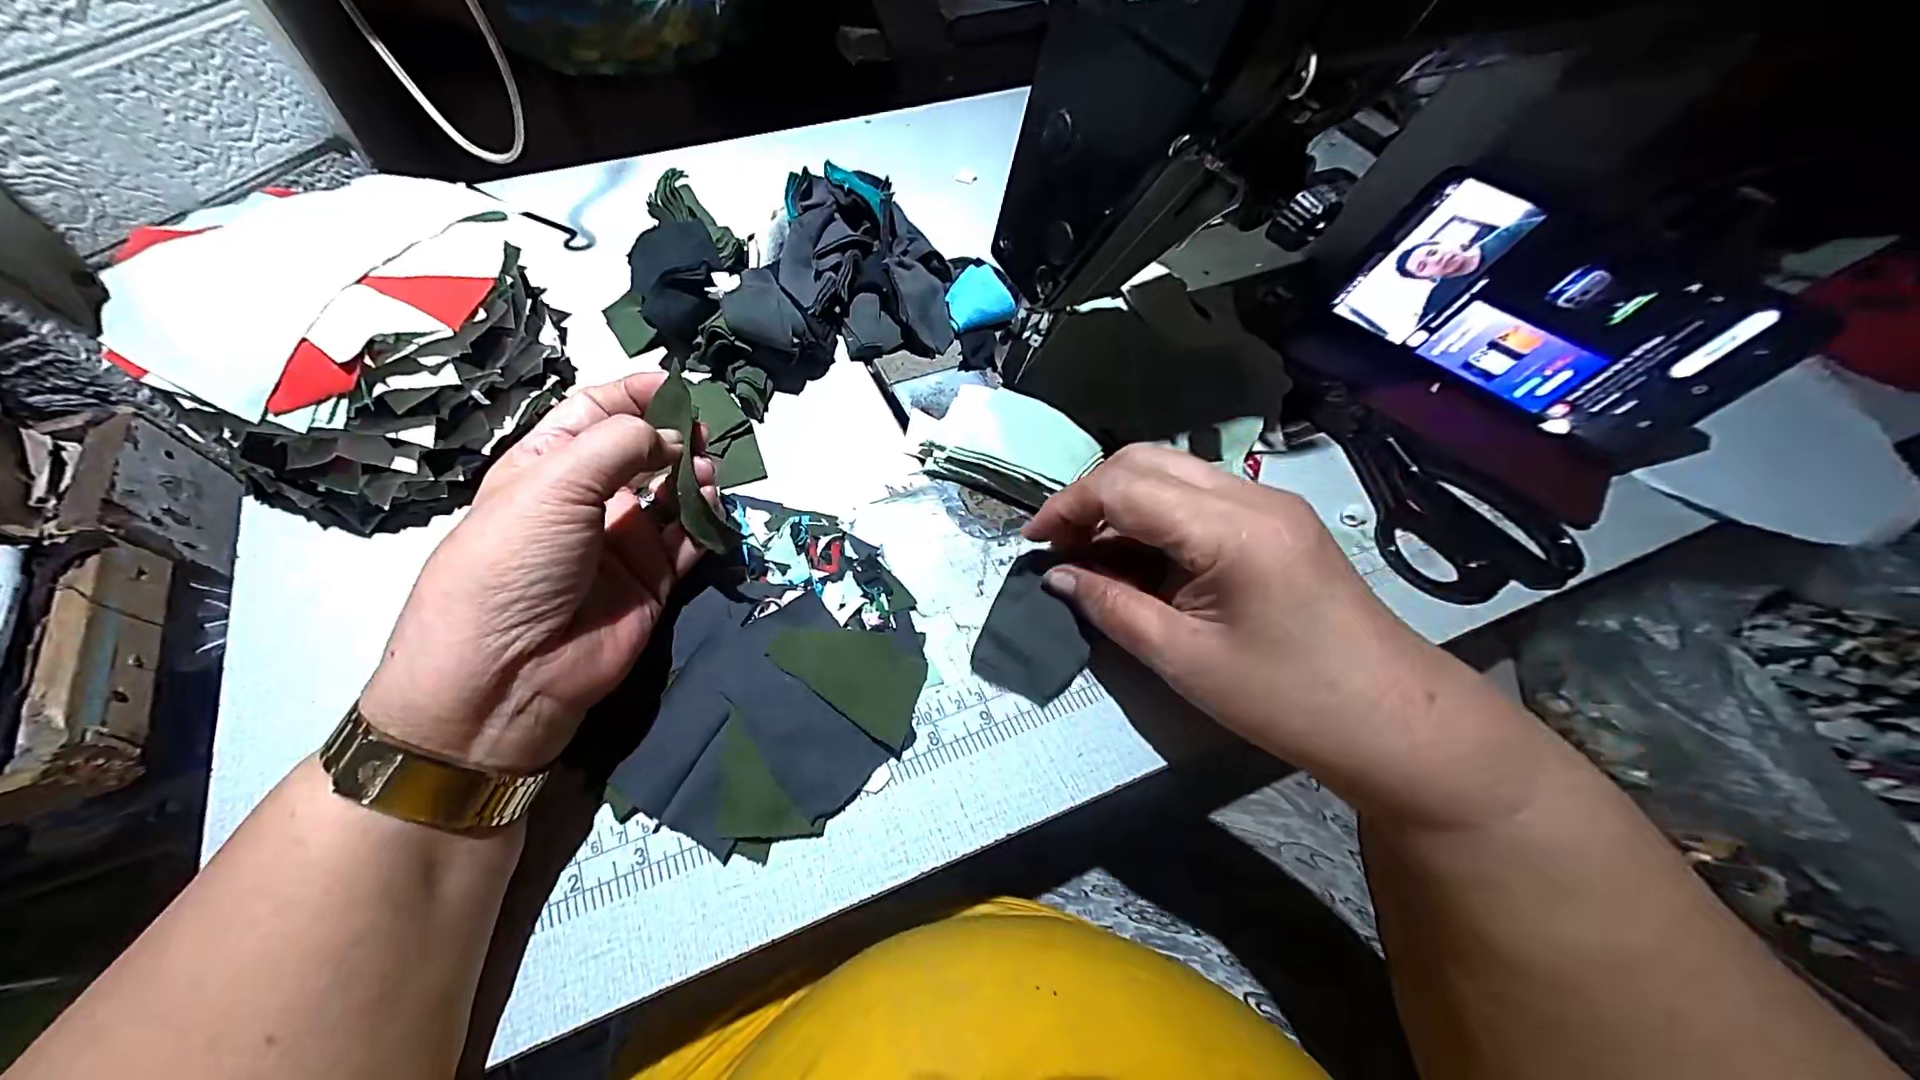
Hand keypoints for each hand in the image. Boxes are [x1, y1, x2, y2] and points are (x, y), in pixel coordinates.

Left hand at [359, 373, 716, 772]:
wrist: (509, 674)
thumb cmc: (512, 564)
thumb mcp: (553, 487)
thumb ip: (620, 446)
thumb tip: (674, 434)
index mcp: (548, 465)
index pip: (598, 413)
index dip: (637, 395)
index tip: (678, 386)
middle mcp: (590, 498)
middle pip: (645, 450)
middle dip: (676, 433)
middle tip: (705, 430)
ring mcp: (625, 539)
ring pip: (674, 492)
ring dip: (694, 474)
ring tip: (707, 470)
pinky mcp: (655, 577)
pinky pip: (691, 538)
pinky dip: (707, 519)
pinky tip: (712, 506)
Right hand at [1025, 445, 1554, 826]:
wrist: (1392, 719)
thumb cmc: (1285, 698)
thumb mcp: (1182, 659)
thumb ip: (1111, 606)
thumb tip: (1056, 575)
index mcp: (1231, 528)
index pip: (1125, 484)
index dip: (1068, 506)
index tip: (1034, 543)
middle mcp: (1251, 496)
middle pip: (1146, 460)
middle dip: (1090, 495)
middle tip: (1060, 545)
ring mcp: (1269, 503)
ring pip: (1171, 471)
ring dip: (1121, 502)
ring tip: (1090, 552)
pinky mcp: (1276, 520)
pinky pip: (1197, 496)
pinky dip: (1154, 514)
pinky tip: (1139, 554)